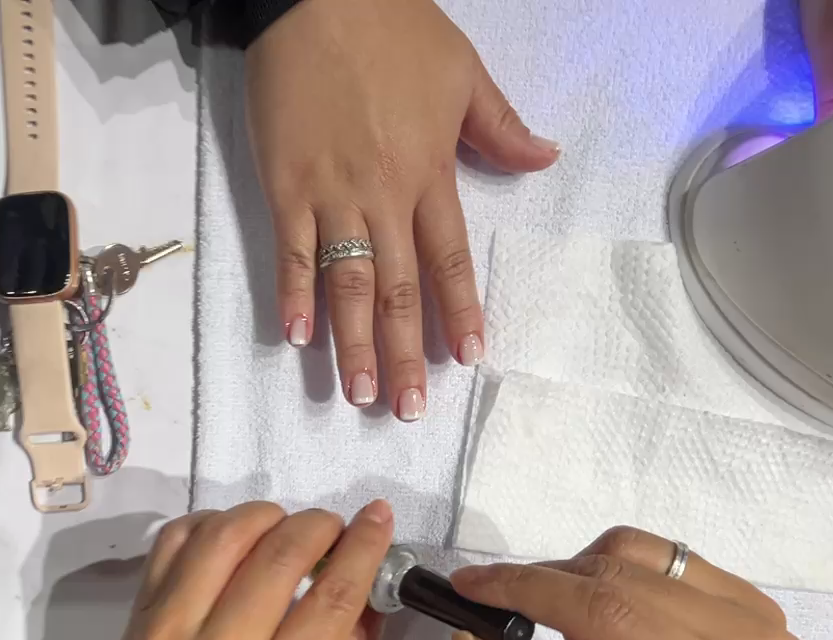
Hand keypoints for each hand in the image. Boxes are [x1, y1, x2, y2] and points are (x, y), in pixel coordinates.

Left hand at [76, 500, 394, 639]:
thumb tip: (370, 589)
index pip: (331, 599)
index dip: (363, 548)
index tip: (377, 517)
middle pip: (282, 554)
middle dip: (318, 525)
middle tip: (329, 529)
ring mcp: (172, 625)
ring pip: (227, 533)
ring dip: (267, 514)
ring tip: (282, 526)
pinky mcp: (142, 604)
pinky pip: (180, 535)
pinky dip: (215, 520)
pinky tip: (233, 536)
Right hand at [245, 0, 557, 421]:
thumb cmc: (391, 29)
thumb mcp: (462, 71)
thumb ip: (500, 126)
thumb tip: (546, 159)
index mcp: (429, 172)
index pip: (450, 258)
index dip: (460, 311)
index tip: (469, 360)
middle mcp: (384, 196)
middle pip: (398, 289)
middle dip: (405, 352)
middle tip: (410, 408)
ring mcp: (332, 197)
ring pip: (347, 283)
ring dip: (354, 343)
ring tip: (360, 394)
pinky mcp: (286, 190)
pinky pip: (291, 252)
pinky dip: (293, 294)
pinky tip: (297, 338)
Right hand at [449, 527, 832, 639]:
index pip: (610, 615)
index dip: (531, 588)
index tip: (468, 585)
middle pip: (616, 578)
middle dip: (538, 580)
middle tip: (494, 604)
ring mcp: (761, 617)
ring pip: (632, 553)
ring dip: (572, 575)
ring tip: (560, 623)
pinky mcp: (753, 596)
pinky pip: (654, 552)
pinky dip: (606, 568)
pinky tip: (603, 612)